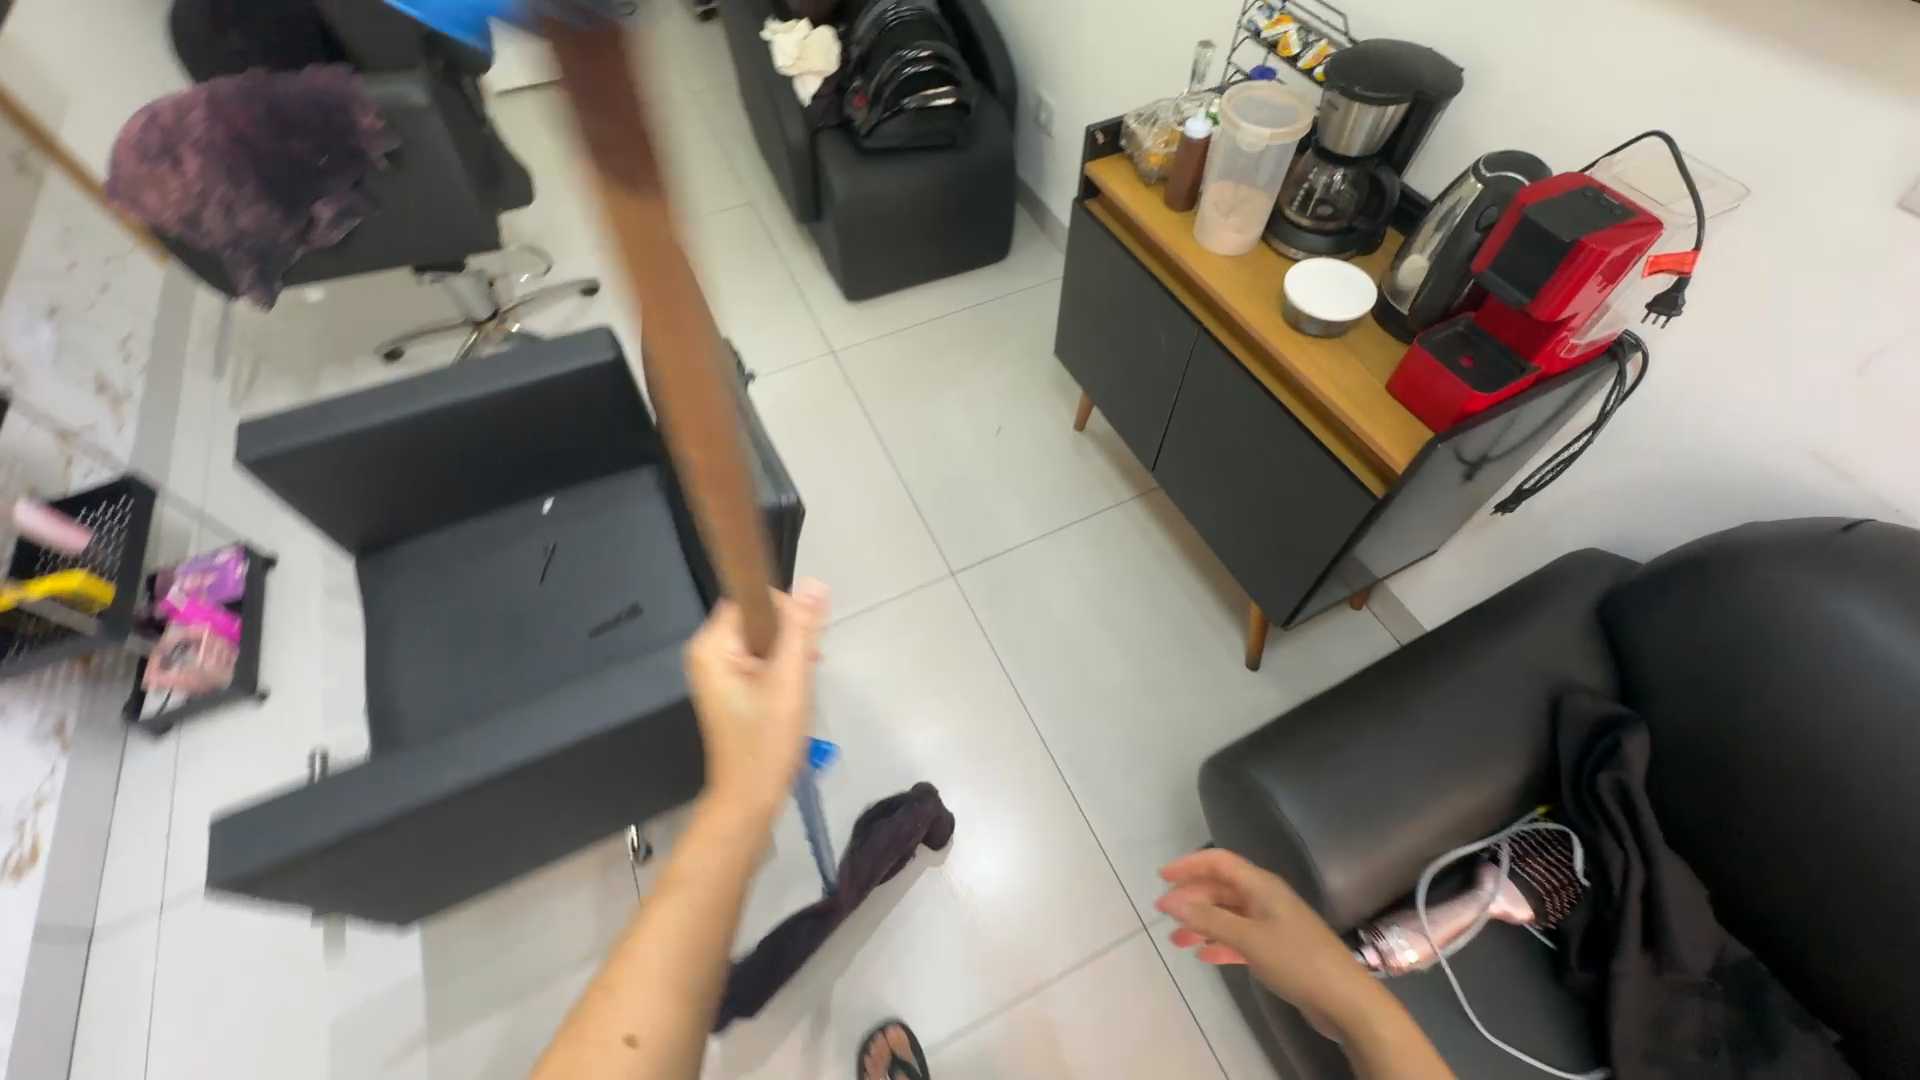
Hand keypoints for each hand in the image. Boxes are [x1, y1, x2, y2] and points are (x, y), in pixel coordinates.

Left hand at [683, 578, 829, 818]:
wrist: (750, 798)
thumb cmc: (767, 741)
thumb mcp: (790, 679)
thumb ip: (802, 628)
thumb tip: (815, 582)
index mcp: (712, 645)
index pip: (752, 599)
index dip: (784, 612)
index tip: (804, 642)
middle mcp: (707, 652)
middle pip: (758, 618)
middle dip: (789, 636)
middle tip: (806, 667)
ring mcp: (717, 671)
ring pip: (764, 638)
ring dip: (789, 653)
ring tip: (800, 682)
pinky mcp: (730, 687)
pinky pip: (760, 658)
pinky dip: (781, 668)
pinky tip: (794, 690)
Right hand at [1156, 850, 1377, 1036]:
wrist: (1348, 1003)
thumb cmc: (1298, 961)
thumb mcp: (1249, 938)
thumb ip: (1208, 919)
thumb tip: (1171, 901)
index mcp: (1261, 885)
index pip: (1218, 862)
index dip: (1189, 865)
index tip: (1161, 877)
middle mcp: (1266, 898)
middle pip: (1221, 889)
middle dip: (1191, 899)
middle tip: (1164, 914)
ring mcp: (1273, 924)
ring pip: (1228, 915)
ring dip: (1202, 923)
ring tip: (1177, 940)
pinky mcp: (1278, 949)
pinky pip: (1240, 938)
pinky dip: (1220, 943)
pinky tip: (1204, 955)